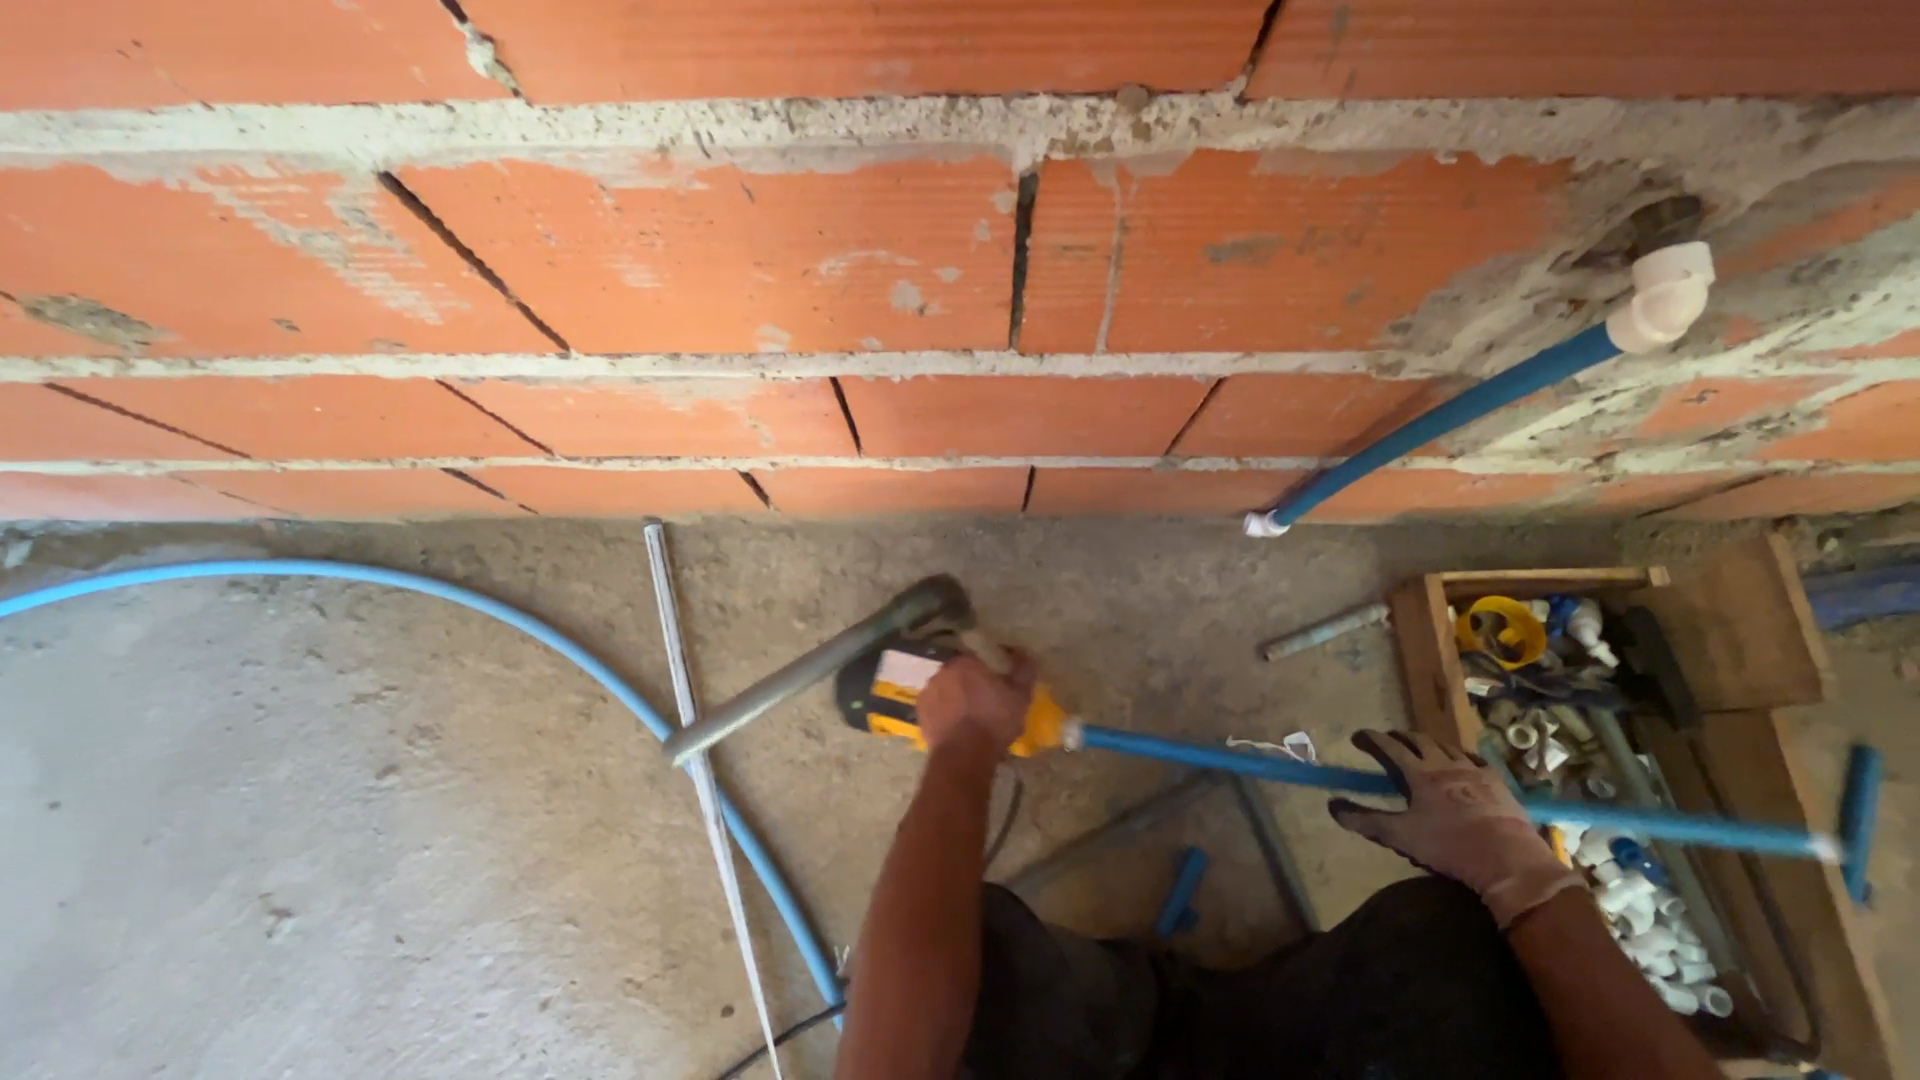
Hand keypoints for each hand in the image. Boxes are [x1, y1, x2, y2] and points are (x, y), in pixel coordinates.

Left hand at [916, 651, 1036, 757]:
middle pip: (963, 671)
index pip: (983, 656)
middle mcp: (944, 669)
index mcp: (968, 661)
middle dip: (974, 681)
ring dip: (958, 695)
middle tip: (988, 700)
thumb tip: (1023, 652)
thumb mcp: (1020, 697)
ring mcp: (929, 689)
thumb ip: (1023, 670)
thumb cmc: (994, 723)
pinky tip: (956, 724)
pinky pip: (937, 703)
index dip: (993, 668)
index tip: (1002, 682)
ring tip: (971, 715)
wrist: (963, 756)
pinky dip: (944, 709)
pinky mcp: (921, 709)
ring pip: (948, 687)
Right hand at [1329, 729, 1582, 927]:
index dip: (1373, 739)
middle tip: (1391, 738)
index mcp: (1420, 774)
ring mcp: (1476, 771)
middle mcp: (1446, 764)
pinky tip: (1465, 762)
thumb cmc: (1449, 845)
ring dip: (1432, 743)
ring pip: (1449, 746)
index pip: (1391, 748)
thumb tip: (1332, 806)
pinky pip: (1478, 760)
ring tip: (1424, 747)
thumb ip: (1366, 820)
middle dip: (1402, 736)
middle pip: (1420, 740)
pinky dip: (1463, 756)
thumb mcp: (1400, 836)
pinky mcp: (1498, 783)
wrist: (1508, 859)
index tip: (1359, 735)